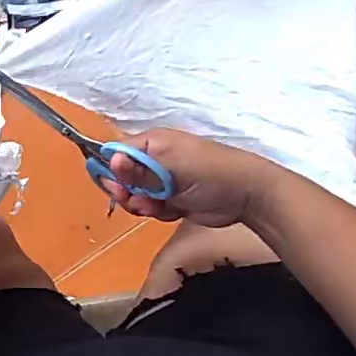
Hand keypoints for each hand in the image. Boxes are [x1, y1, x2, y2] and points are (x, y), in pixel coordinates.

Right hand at [98, 128, 282, 228]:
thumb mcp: (171, 169)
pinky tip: (171, 212)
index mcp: (151, 143)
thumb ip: (139, 169)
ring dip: (144, 205)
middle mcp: (154, 160)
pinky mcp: (172, 199)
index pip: (117, 154)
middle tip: (137, 201)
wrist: (245, 194)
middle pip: (123, 178)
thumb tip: (110, 158)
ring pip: (136, 196)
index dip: (111, 172)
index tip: (116, 188)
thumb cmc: (208, 172)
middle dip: (128, 192)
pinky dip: (158, 212)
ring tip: (158, 207)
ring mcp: (163, 181)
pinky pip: (152, 208)